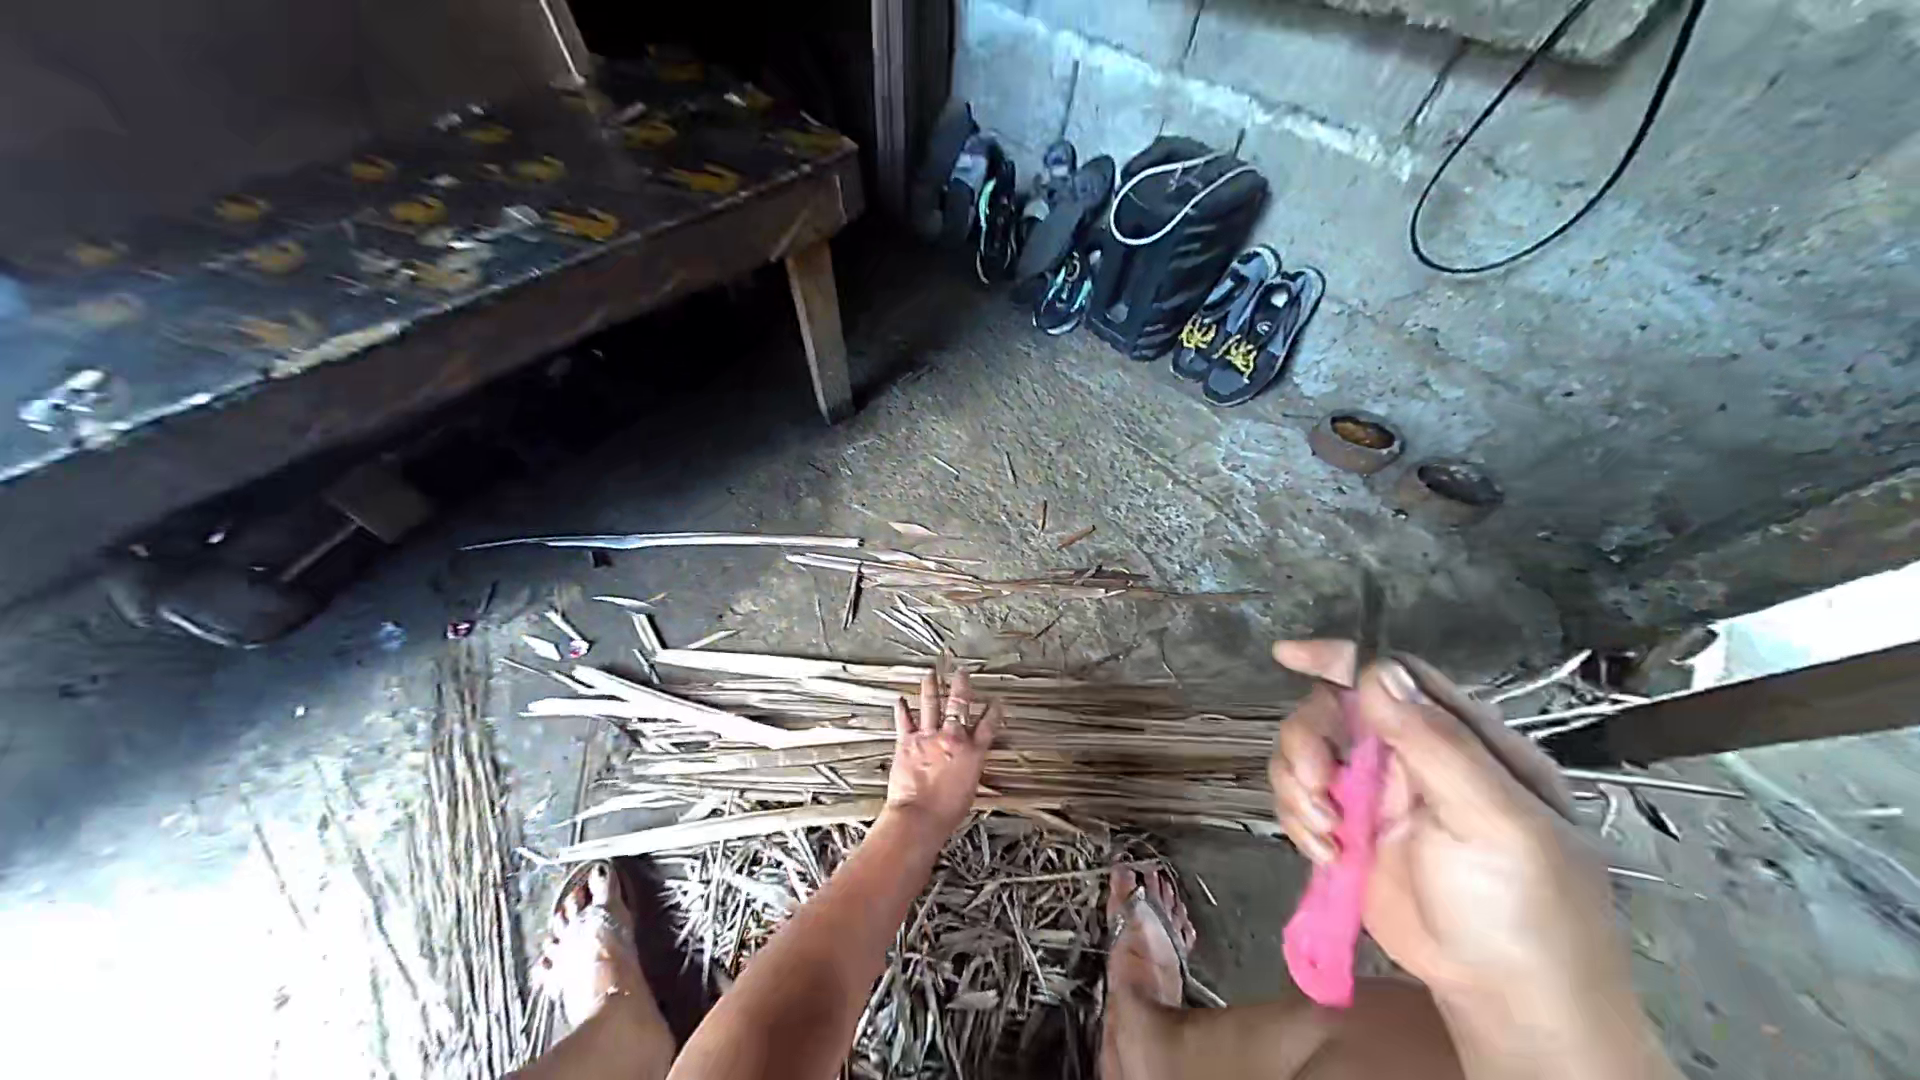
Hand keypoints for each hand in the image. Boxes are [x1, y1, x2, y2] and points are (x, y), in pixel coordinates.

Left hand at [884, 671, 1000, 836]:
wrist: (920, 817)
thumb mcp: (969, 790)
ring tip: (931, 674)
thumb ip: (968, 770)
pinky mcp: (907, 742)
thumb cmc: (946, 812)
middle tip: (962, 673)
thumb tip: (965, 767)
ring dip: (931, 687)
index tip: (996, 701)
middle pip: (960, 705)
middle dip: (962, 686)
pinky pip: (904, 721)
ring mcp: (929, 737)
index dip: (993, 711)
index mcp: (972, 753)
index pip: (988, 726)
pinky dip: (902, 709)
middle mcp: (952, 739)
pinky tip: (900, 699)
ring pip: (931, 704)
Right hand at [1268, 641, 1629, 1017]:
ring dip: (1298, 786)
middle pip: (1332, 713)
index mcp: (1461, 740)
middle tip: (1317, 786)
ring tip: (1325, 833)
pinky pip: (1298, 798)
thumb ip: (1437, 744)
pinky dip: (1298, 820)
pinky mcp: (1346, 828)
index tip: (1288, 655)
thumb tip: (1378, 670)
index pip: (1394, 676)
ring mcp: (1375, 794)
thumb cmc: (1524, 907)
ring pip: (1305, 753)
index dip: (1340, 659)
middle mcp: (1410, 757)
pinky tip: (1326, 855)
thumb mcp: (1495, 822)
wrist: (1506, 1000)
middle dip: (1309, 743)